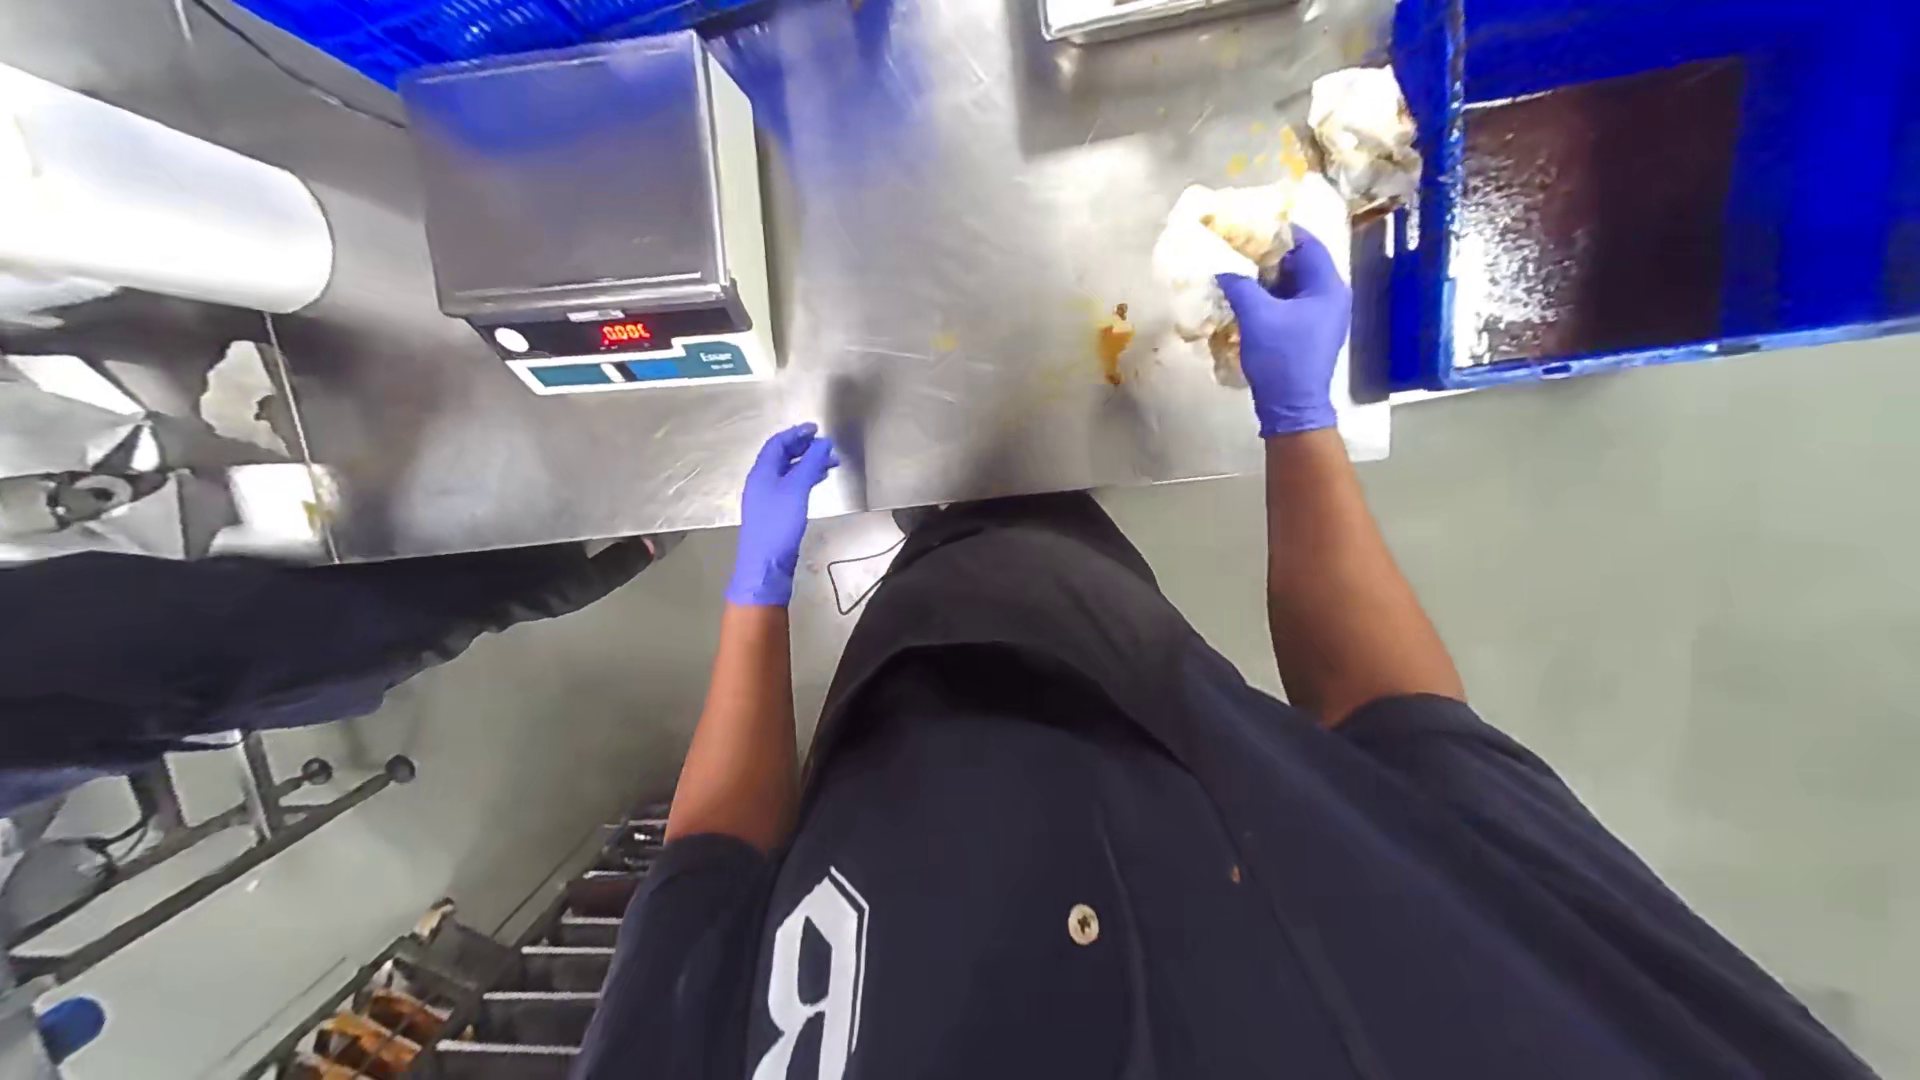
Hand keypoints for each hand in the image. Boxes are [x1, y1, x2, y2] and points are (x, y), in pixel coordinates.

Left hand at [727, 423, 838, 606]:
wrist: (765, 564)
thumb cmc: (778, 525)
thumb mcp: (796, 490)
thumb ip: (809, 465)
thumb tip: (822, 444)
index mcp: (761, 473)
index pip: (777, 444)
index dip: (796, 433)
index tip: (815, 428)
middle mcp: (761, 482)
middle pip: (782, 457)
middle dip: (804, 448)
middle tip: (825, 445)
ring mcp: (767, 499)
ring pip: (788, 472)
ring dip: (807, 464)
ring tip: (829, 463)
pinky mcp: (775, 513)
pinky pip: (791, 487)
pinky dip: (805, 479)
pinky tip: (818, 482)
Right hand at [1217, 226, 1351, 437]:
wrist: (1292, 406)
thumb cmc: (1280, 358)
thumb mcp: (1256, 318)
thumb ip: (1241, 288)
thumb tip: (1224, 270)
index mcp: (1328, 287)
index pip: (1308, 245)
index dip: (1281, 234)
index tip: (1253, 229)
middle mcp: (1331, 298)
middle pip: (1301, 266)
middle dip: (1270, 259)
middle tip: (1240, 254)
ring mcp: (1322, 319)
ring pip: (1294, 288)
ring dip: (1267, 282)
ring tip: (1239, 278)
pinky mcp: (1309, 336)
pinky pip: (1290, 307)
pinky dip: (1270, 301)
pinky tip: (1248, 304)